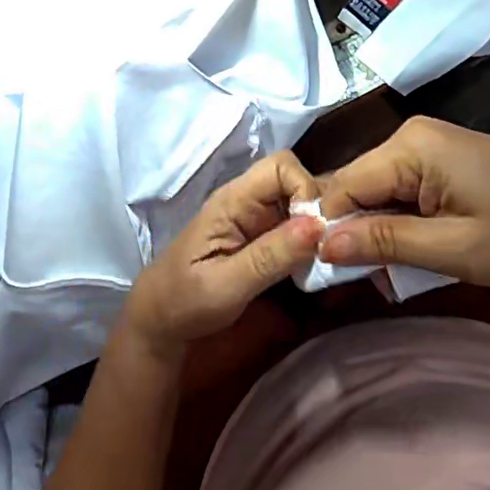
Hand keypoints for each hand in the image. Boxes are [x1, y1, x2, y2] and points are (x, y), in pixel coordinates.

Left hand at [121, 150, 324, 357]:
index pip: (280, 167)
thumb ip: (270, 257)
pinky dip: (311, 239)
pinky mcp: (264, 238)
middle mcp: (248, 201)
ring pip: (300, 202)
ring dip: (318, 224)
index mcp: (232, 201)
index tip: (318, 230)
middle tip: (330, 246)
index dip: (306, 189)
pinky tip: (315, 263)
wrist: (160, 322)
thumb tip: (318, 226)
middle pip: (296, 180)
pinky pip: (297, 225)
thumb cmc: (183, 302)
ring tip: (327, 256)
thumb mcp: (225, 287)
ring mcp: (257, 219)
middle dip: (319, 207)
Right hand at [315, 117, 489, 284]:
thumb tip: (322, 245)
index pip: (341, 187)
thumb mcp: (456, 248)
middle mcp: (408, 136)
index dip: (328, 229)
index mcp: (410, 148)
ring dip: (379, 229)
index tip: (328, 274)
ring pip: (375, 191)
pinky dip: (399, 220)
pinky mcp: (435, 157)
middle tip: (370, 279)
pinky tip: (415, 246)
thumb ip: (386, 243)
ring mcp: (423, 144)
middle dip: (355, 231)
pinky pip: (398, 189)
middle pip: (356, 187)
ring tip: (396, 268)